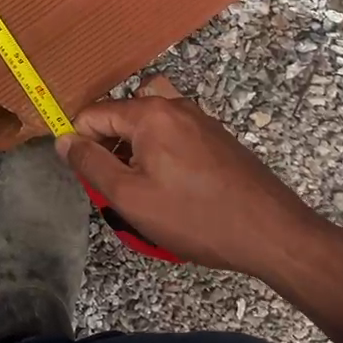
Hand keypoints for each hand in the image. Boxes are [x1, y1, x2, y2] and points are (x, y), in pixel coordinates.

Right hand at [56, 75, 333, 276]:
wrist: (279, 238)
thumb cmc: (198, 218)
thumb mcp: (130, 198)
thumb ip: (89, 164)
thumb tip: (63, 141)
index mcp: (148, 113)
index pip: (91, 116)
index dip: (83, 146)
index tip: (95, 179)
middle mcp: (173, 105)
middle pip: (121, 112)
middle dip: (112, 144)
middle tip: (123, 184)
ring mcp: (200, 119)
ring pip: (150, 120)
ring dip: (138, 145)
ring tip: (148, 183)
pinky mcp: (220, 138)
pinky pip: (176, 133)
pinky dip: (165, 152)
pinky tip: (180, 189)